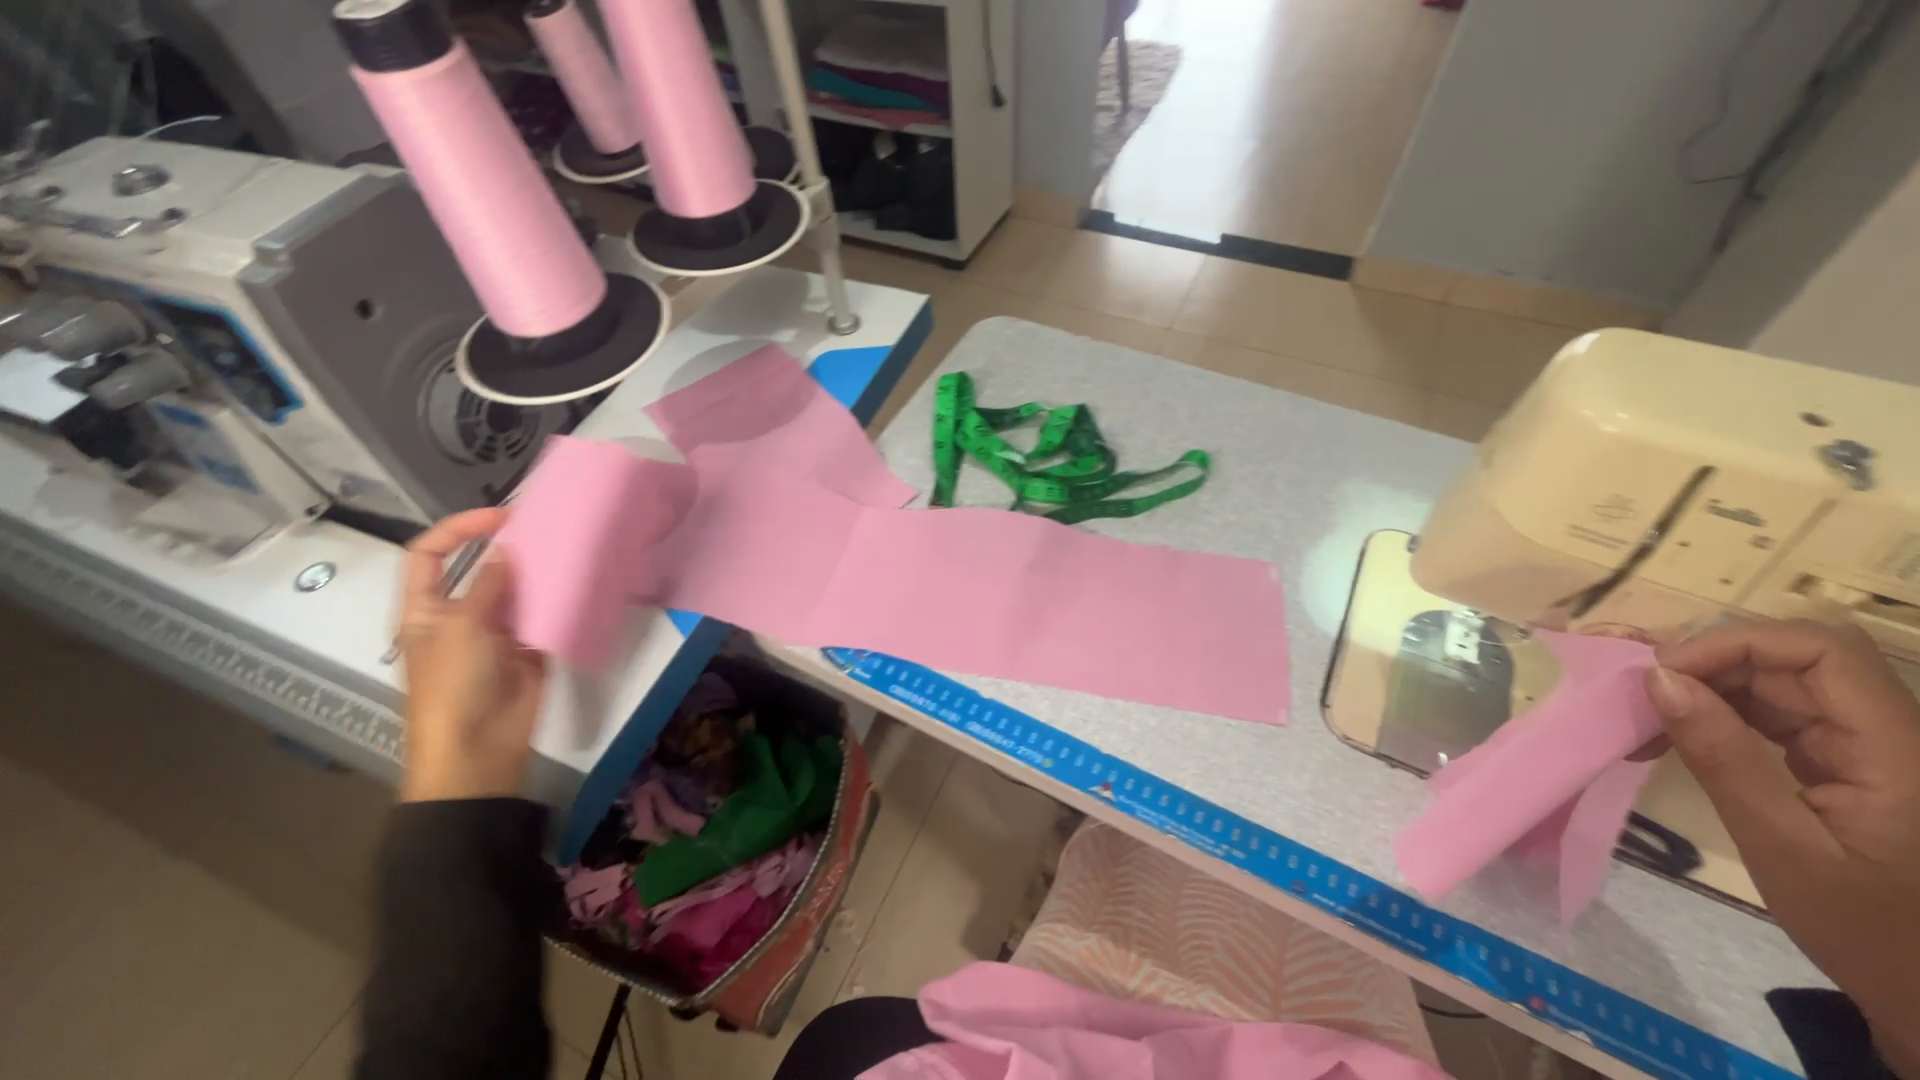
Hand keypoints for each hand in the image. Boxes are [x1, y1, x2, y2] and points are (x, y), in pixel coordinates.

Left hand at [397, 508, 546, 802]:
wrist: (478, 751)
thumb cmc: (454, 687)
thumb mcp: (462, 629)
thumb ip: (486, 586)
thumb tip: (505, 550)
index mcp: (426, 609)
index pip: (430, 554)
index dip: (458, 530)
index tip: (501, 519)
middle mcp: (459, 616)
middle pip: (478, 569)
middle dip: (506, 548)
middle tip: (545, 530)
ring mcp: (495, 634)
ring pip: (515, 591)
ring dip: (536, 573)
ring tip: (566, 552)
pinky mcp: (528, 651)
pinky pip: (543, 618)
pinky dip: (557, 603)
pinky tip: (577, 587)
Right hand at [1646, 619, 1919, 1073]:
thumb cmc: (1864, 930)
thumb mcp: (1780, 847)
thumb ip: (1722, 757)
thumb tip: (1660, 680)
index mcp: (1896, 750)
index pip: (1822, 649)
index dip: (1737, 642)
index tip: (1663, 674)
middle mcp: (1893, 734)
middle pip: (1800, 658)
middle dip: (1713, 664)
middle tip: (1642, 697)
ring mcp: (1873, 748)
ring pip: (1785, 682)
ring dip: (1711, 689)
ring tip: (1648, 721)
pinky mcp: (1851, 763)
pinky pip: (1783, 714)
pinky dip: (1724, 715)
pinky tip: (1679, 738)